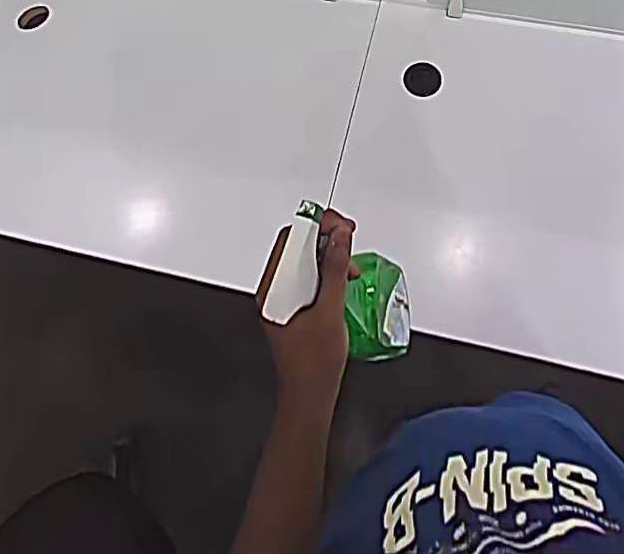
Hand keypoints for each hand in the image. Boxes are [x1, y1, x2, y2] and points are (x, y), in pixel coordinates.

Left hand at [256, 207, 359, 409]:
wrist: (310, 398)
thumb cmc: (315, 362)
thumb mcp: (330, 310)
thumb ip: (335, 269)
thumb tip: (340, 236)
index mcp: (273, 290)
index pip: (291, 239)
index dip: (317, 224)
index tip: (341, 224)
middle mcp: (274, 290)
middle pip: (297, 245)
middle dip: (326, 236)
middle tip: (349, 235)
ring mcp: (283, 298)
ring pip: (305, 259)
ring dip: (330, 254)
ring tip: (349, 265)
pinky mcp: (295, 305)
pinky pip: (309, 275)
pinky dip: (328, 270)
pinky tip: (344, 279)